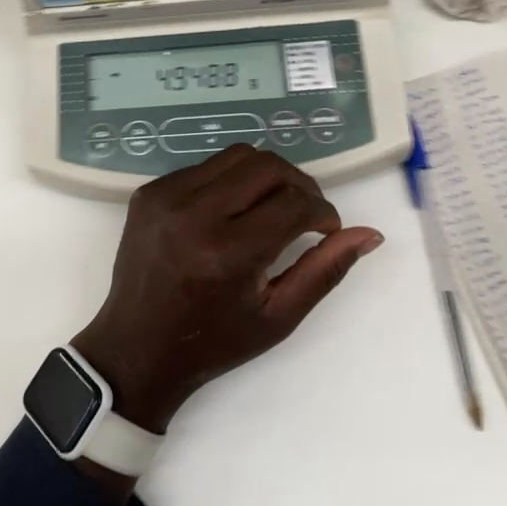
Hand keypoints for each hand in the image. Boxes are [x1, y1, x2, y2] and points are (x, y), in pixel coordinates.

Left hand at [72, 144, 382, 434]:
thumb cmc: (214, 342)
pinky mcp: (149, 192)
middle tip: (306, 212)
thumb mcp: (278, 317)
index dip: (322, 211)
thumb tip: (370, 234)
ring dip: (265, 176)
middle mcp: (194, 214)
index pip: (294, 203)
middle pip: (267, 166)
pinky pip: (203, 167)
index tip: (326, 228)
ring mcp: (165, 198)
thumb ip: (325, 271)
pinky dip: (229, 181)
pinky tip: (233, 212)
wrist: (136, 349)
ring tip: (273, 207)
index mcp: (228, 252)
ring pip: (236, 156)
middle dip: (299, 184)